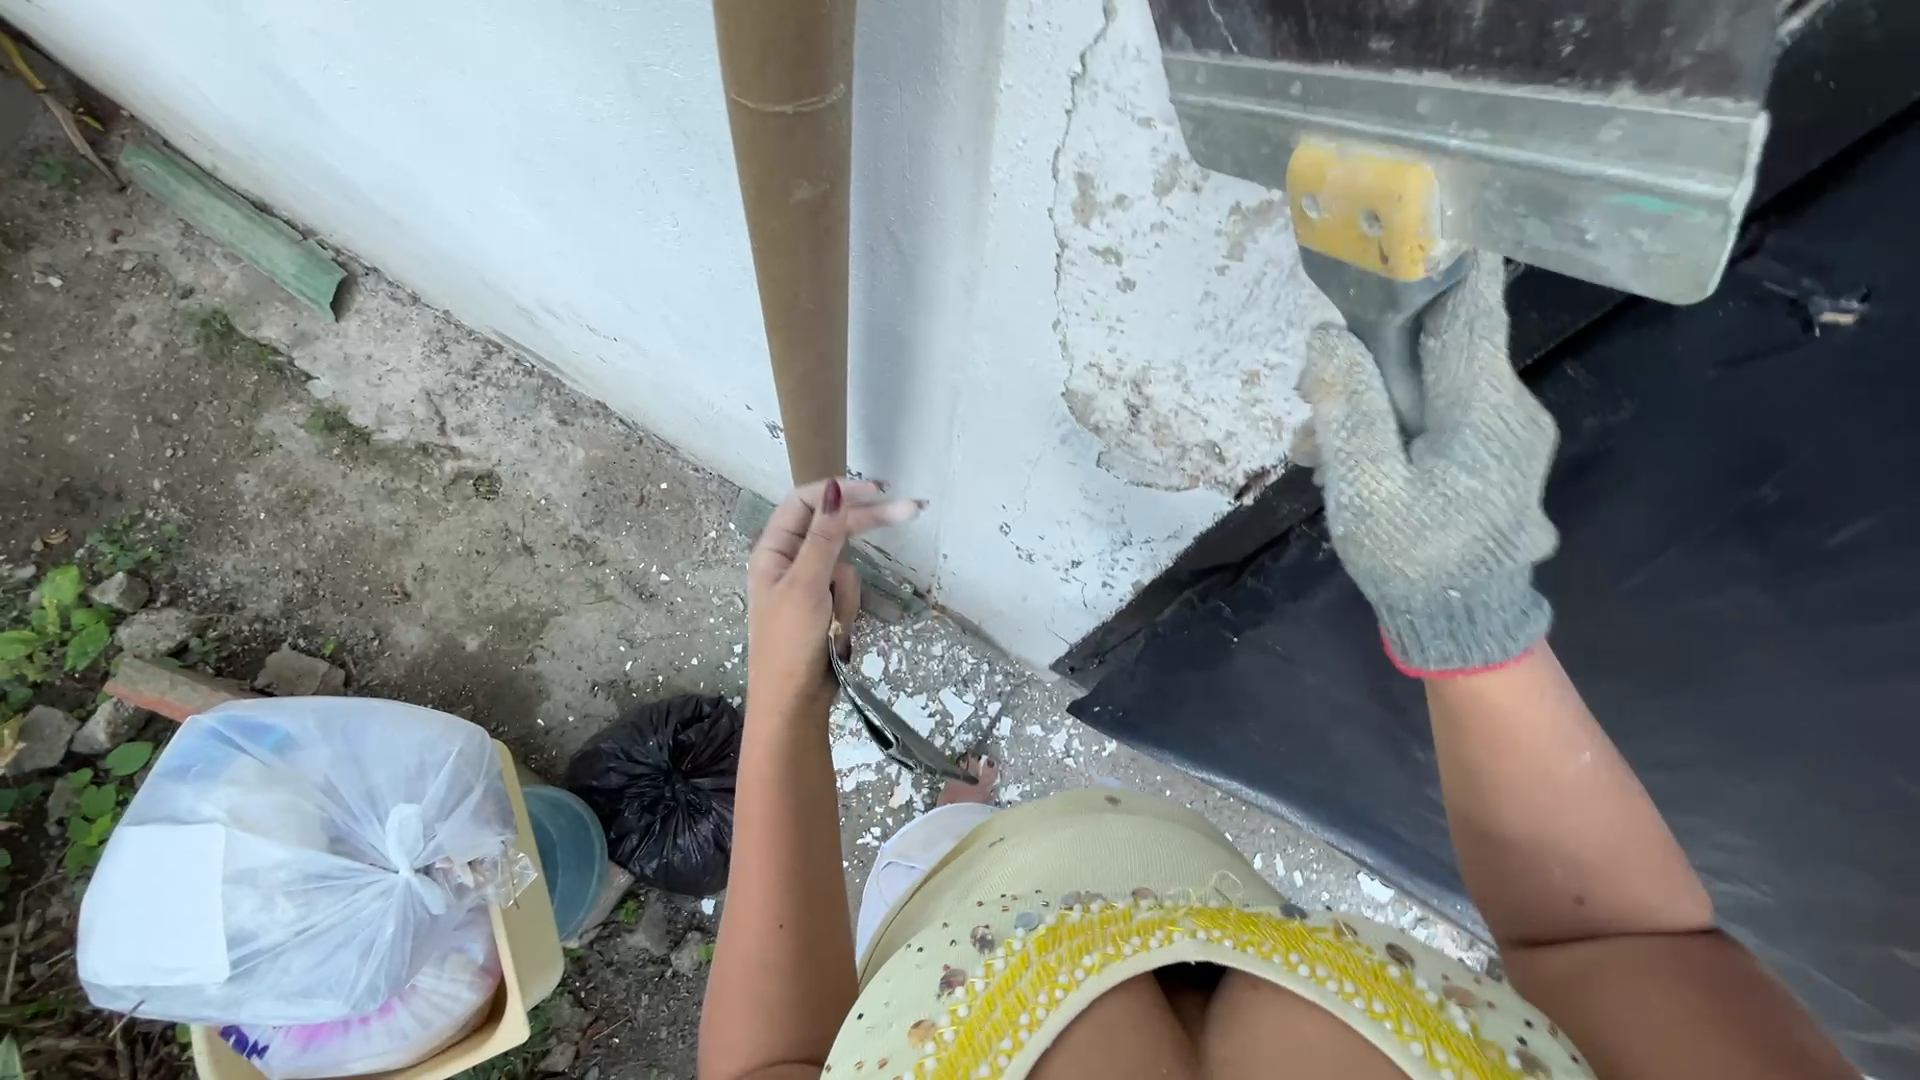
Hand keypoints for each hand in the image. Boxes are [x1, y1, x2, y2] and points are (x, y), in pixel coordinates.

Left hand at [746, 478, 923, 718]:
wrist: (794, 703)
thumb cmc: (790, 643)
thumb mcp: (807, 586)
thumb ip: (824, 537)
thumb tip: (835, 490)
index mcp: (772, 549)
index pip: (807, 501)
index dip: (842, 491)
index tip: (879, 490)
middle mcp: (788, 560)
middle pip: (834, 528)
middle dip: (865, 528)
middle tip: (912, 510)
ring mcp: (808, 584)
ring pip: (846, 565)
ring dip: (847, 592)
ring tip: (834, 623)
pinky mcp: (825, 605)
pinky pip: (847, 591)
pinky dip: (848, 608)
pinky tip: (837, 633)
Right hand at [1300, 254, 1559, 675]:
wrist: (1462, 623)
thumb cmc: (1415, 559)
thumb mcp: (1365, 490)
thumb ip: (1348, 411)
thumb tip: (1326, 339)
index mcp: (1486, 409)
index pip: (1472, 307)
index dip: (1442, 261)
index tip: (1406, 225)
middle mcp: (1509, 408)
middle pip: (1436, 349)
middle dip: (1369, 359)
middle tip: (1311, 397)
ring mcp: (1506, 433)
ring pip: (1430, 386)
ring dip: (1371, 404)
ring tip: (1321, 454)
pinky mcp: (1495, 454)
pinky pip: (1439, 417)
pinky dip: (1393, 427)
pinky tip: (1354, 465)